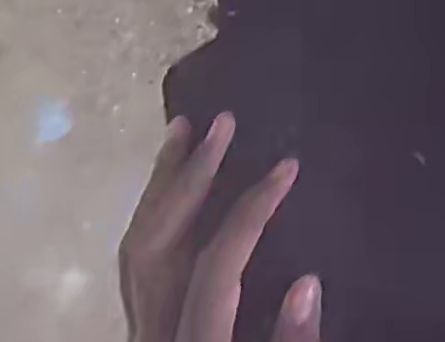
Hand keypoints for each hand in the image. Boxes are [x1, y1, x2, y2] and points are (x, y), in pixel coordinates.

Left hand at [119, 112, 321, 341]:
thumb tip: (308, 283)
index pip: (216, 264)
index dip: (253, 211)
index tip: (288, 166)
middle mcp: (152, 336)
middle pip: (156, 247)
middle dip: (192, 177)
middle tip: (223, 122)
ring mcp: (140, 332)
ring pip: (136, 250)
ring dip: (162, 184)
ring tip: (182, 130)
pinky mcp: (143, 328)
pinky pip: (136, 259)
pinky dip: (153, 210)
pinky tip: (171, 184)